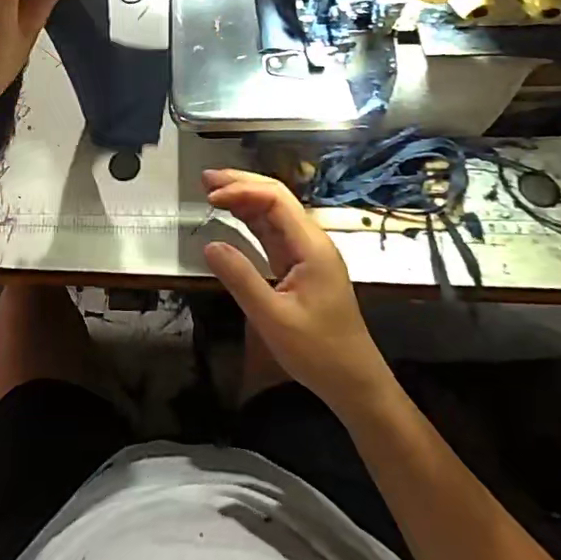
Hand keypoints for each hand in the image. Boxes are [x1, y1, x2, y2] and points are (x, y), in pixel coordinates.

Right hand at [202, 169, 391, 409]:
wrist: (354, 381)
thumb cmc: (318, 351)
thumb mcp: (273, 318)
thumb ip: (241, 279)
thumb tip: (210, 245)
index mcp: (311, 247)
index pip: (275, 201)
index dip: (242, 191)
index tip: (210, 196)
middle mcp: (312, 242)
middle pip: (277, 198)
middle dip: (242, 184)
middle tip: (206, 178)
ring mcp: (307, 253)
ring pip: (275, 213)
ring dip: (245, 198)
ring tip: (212, 190)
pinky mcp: (301, 266)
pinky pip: (274, 233)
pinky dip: (252, 220)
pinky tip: (233, 215)